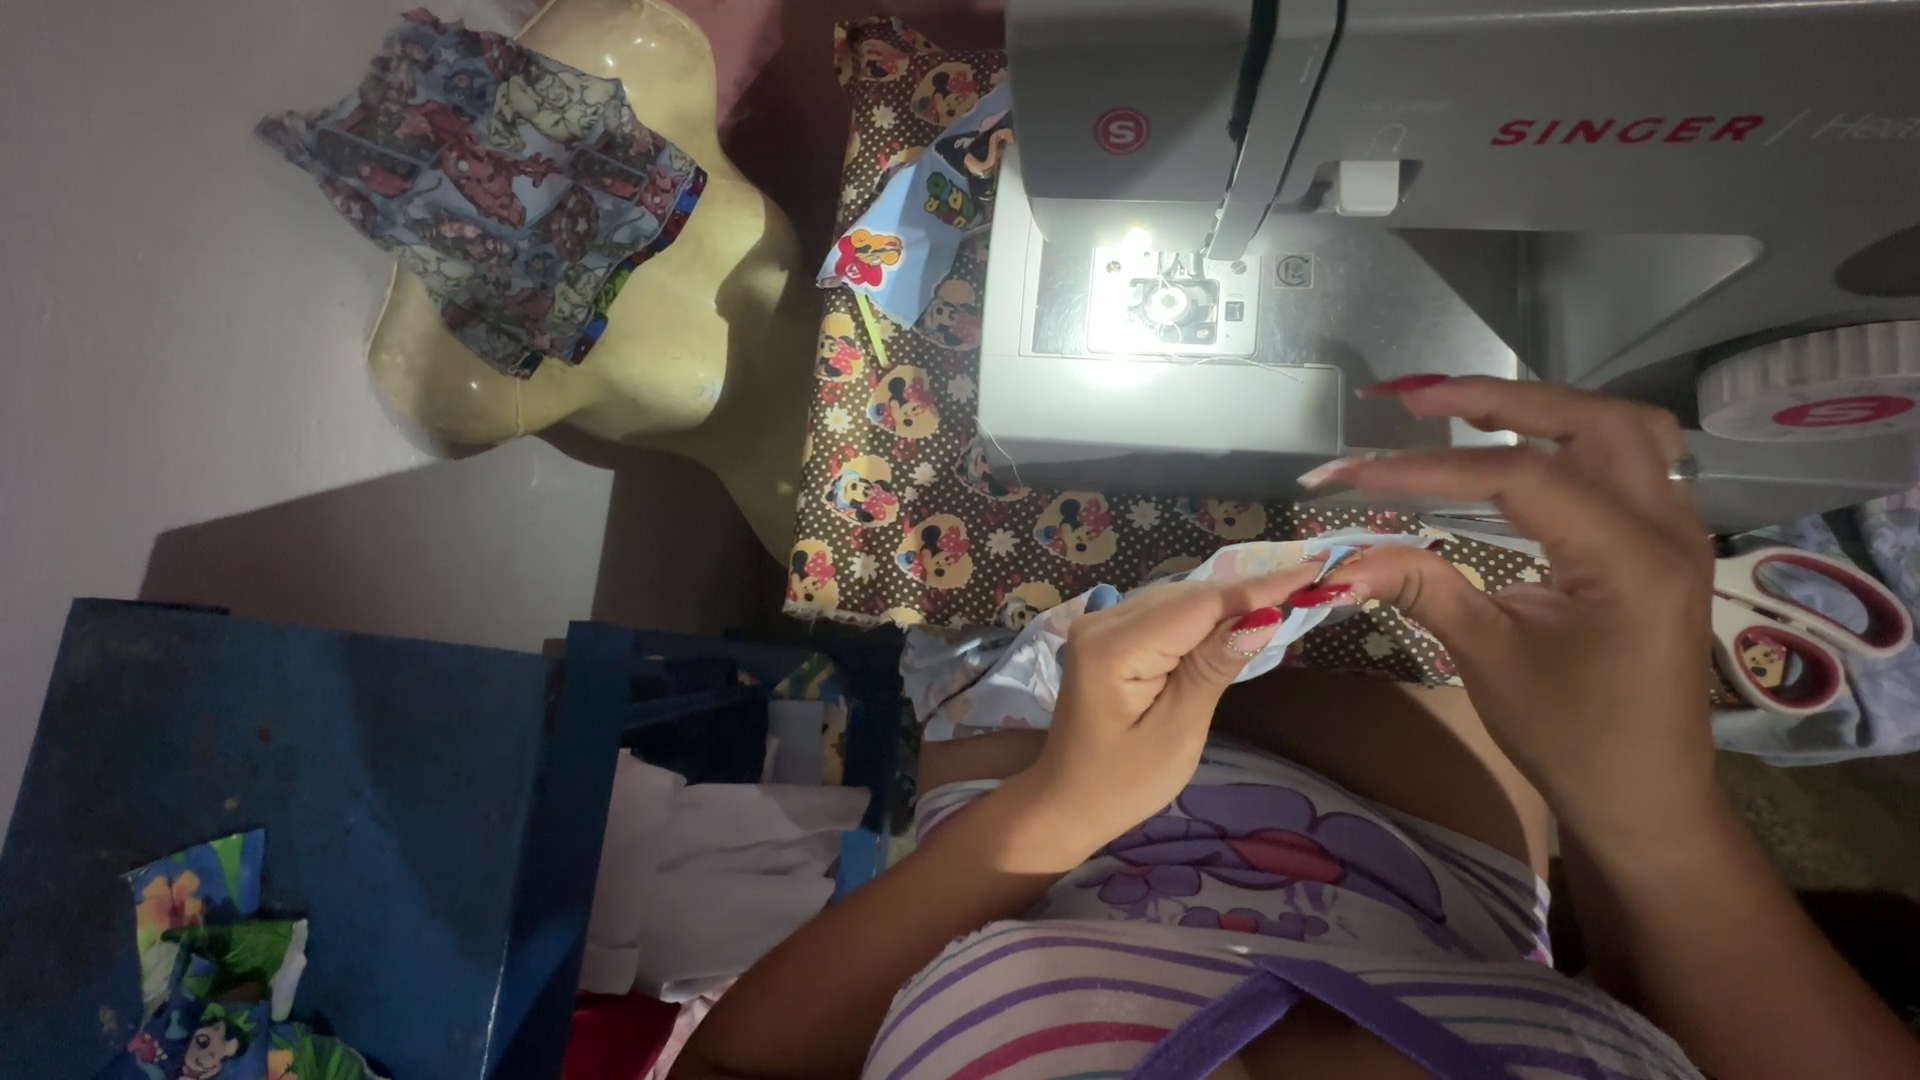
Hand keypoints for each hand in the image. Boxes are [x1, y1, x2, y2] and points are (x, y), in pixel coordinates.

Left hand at [1020, 563, 1330, 860]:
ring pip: (1177, 600)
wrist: (1066, 799)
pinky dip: (1201, 614)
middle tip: (1313, 582)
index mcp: (1112, 647)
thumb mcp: (1177, 732)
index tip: (1315, 569)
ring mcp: (1099, 625)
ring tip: (1288, 593)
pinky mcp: (1106, 636)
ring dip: (1228, 600)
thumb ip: (1213, 668)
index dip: (1257, 588)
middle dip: (1248, 590)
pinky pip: (1162, 614)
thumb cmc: (1122, 783)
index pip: (1198, 605)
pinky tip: (1235, 616)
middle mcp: (1101, 622)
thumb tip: (1263, 617)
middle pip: (1187, 596)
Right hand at [1309, 377, 1717, 838]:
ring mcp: (1670, 528)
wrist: (1643, 791)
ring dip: (1538, 407)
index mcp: (1627, 557)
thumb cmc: (1569, 732)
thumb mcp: (1485, 656)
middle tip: (1411, 398)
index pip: (1518, 475)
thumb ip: (1419, 586)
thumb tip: (1341, 555)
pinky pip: (1622, 458)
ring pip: (1619, 427)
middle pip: (1589, 419)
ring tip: (1458, 407)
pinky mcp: (1656, 539)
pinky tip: (1513, 444)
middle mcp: (1665, 524)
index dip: (1424, 466)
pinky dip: (1563, 434)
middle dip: (1494, 398)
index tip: (1348, 470)